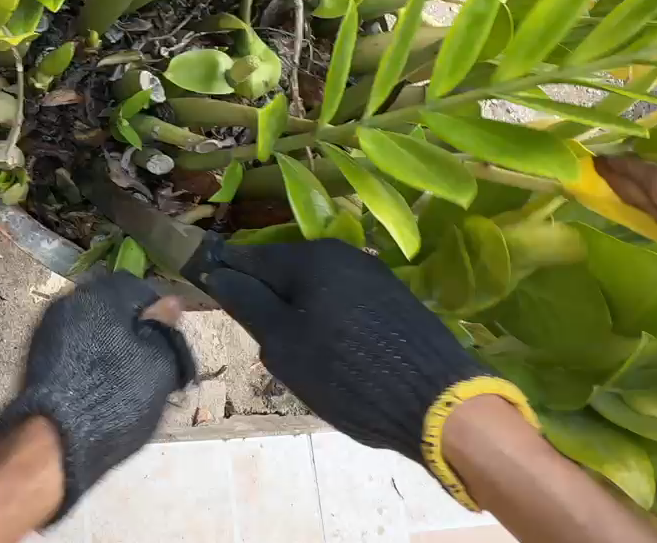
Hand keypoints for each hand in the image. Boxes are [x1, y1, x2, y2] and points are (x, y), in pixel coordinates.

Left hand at [0, 272, 195, 522]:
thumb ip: (163, 328)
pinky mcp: (39, 350)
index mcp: (99, 295)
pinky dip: (90, 354)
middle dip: (130, 325)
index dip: (155, 311)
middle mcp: (70, 300)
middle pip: (110, 303)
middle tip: (149, 360)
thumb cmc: (115, 397)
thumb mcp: (156, 365)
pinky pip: (74, 341)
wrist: (55, 437)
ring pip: (91, 323)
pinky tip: (100, 382)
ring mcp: (50, 325)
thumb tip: (171, 301)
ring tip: (126, 375)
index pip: (135, 286)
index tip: (166, 339)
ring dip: (110, 340)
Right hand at [198, 238, 532, 506]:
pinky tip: (339, 352)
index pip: (248, 257)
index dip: (227, 275)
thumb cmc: (347, 370)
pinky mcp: (395, 298)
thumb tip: (217, 272)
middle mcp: (338, 253)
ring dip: (301, 310)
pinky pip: (345, 299)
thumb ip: (246, 302)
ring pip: (316, 286)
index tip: (212, 294)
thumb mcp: (282, 343)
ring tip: (304, 352)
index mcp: (306, 257)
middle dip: (268, 298)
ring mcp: (371, 274)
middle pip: (284, 270)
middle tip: (266, 339)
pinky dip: (331, 319)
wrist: (444, 404)